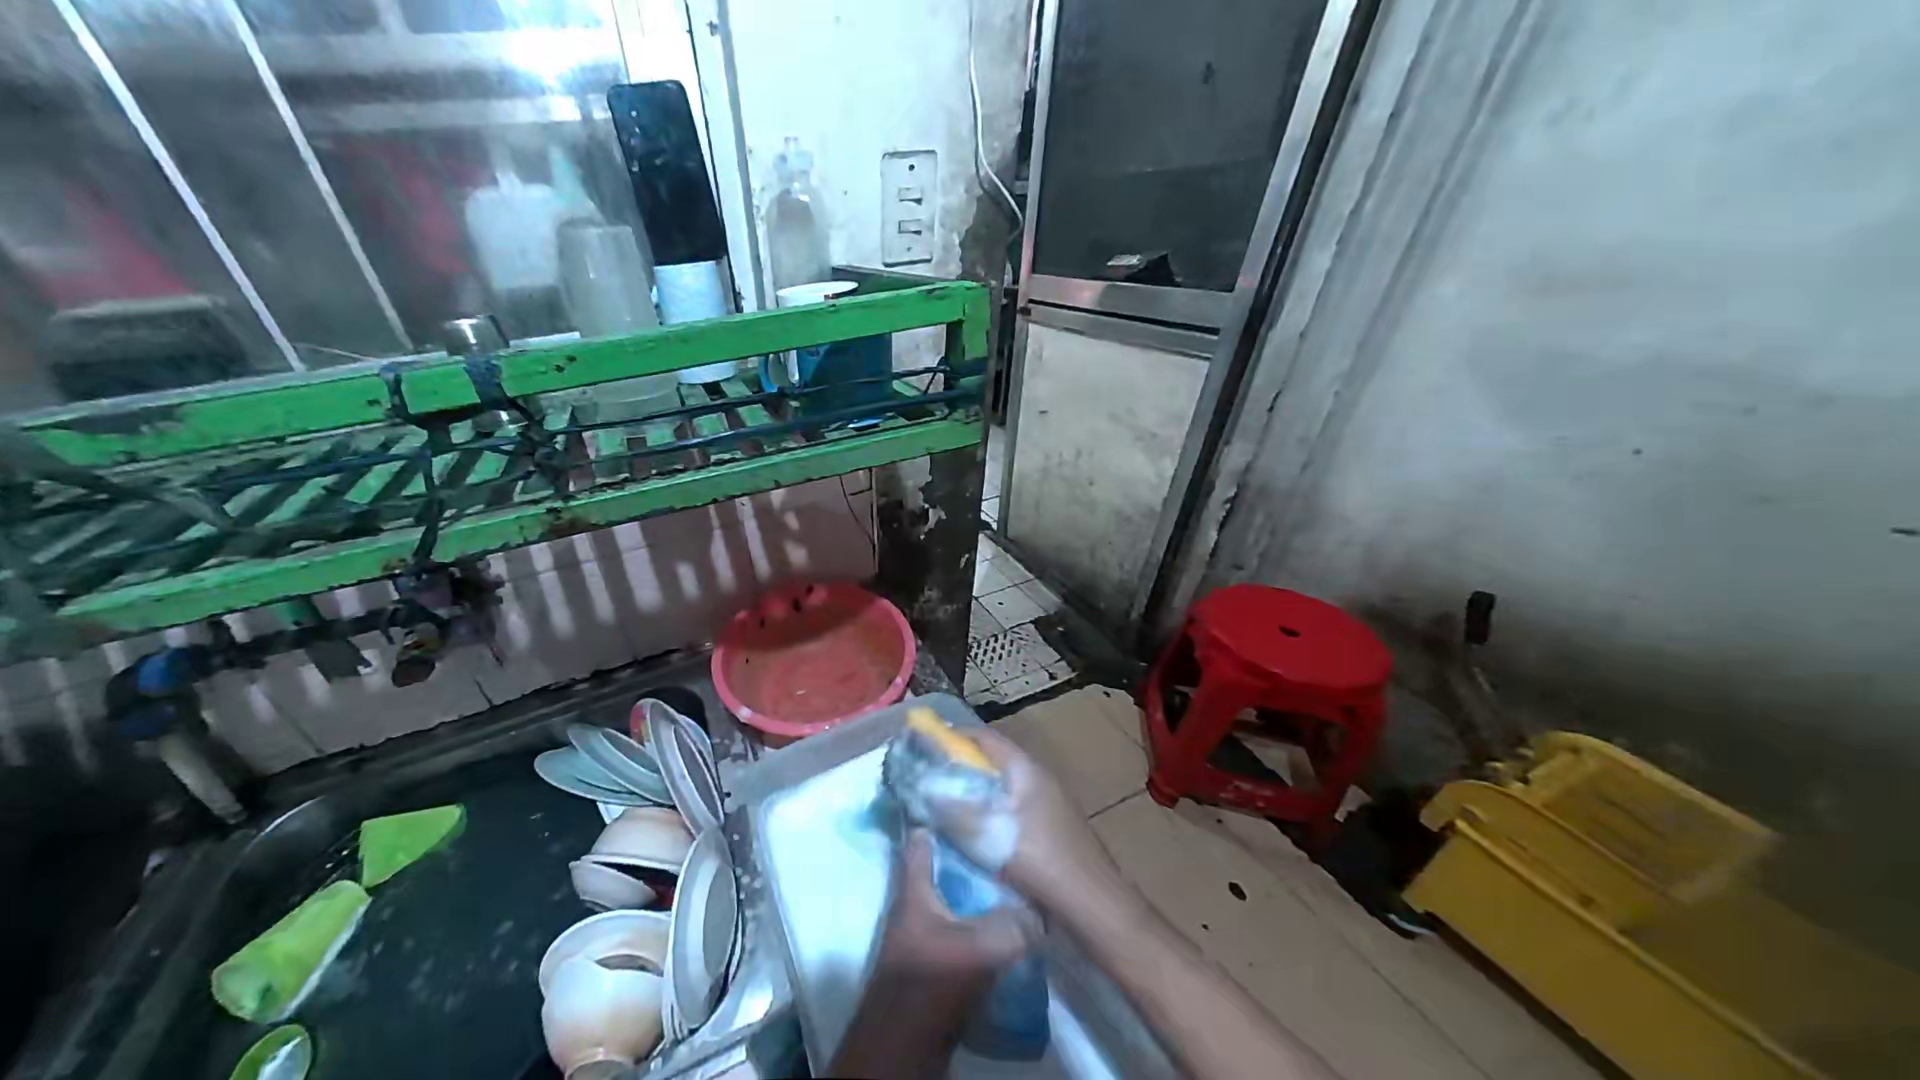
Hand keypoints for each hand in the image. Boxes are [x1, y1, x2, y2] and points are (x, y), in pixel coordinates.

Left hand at [832, 830, 1039, 1078]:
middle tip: (999, 849)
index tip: (960, 802)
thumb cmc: (934, 981)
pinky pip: (954, 935)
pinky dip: (974, 929)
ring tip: (1007, 889)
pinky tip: (1000, 934)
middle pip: (937, 872)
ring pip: (948, 903)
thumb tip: (1037, 911)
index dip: (935, 818)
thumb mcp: (983, 945)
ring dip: (972, 897)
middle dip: (964, 859)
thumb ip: (1015, 923)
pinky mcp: (928, 966)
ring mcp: (918, 938)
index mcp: (914, 890)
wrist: (906, 1046)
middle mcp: (911, 908)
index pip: (919, 841)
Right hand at [924, 729, 1121, 916]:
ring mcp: (1043, 804)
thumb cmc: (1042, 860)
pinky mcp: (1044, 829)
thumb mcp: (989, 832)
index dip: (950, 738)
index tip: (919, 747)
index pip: (983, 738)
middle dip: (955, 769)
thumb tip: (922, 784)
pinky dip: (983, 815)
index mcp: (1025, 769)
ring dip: (968, 795)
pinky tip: (966, 835)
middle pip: (989, 763)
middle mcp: (1035, 779)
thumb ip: (954, 807)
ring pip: (997, 790)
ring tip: (936, 807)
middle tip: (922, 781)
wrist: (1093, 905)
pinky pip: (1005, 811)